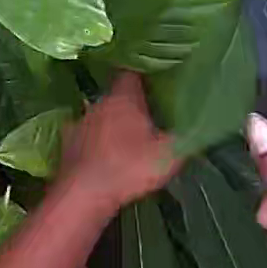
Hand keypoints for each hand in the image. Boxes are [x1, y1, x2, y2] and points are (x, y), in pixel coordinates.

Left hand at [58, 73, 181, 210]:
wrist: (83, 194)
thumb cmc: (128, 167)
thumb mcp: (168, 155)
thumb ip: (184, 138)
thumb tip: (198, 127)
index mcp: (124, 97)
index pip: (133, 73)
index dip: (145, 75)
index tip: (157, 80)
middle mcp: (99, 102)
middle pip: (117, 94)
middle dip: (132, 102)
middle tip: (149, 113)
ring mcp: (80, 121)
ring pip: (101, 114)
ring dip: (112, 122)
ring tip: (128, 137)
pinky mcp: (68, 142)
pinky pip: (86, 135)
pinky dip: (95, 140)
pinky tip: (104, 153)